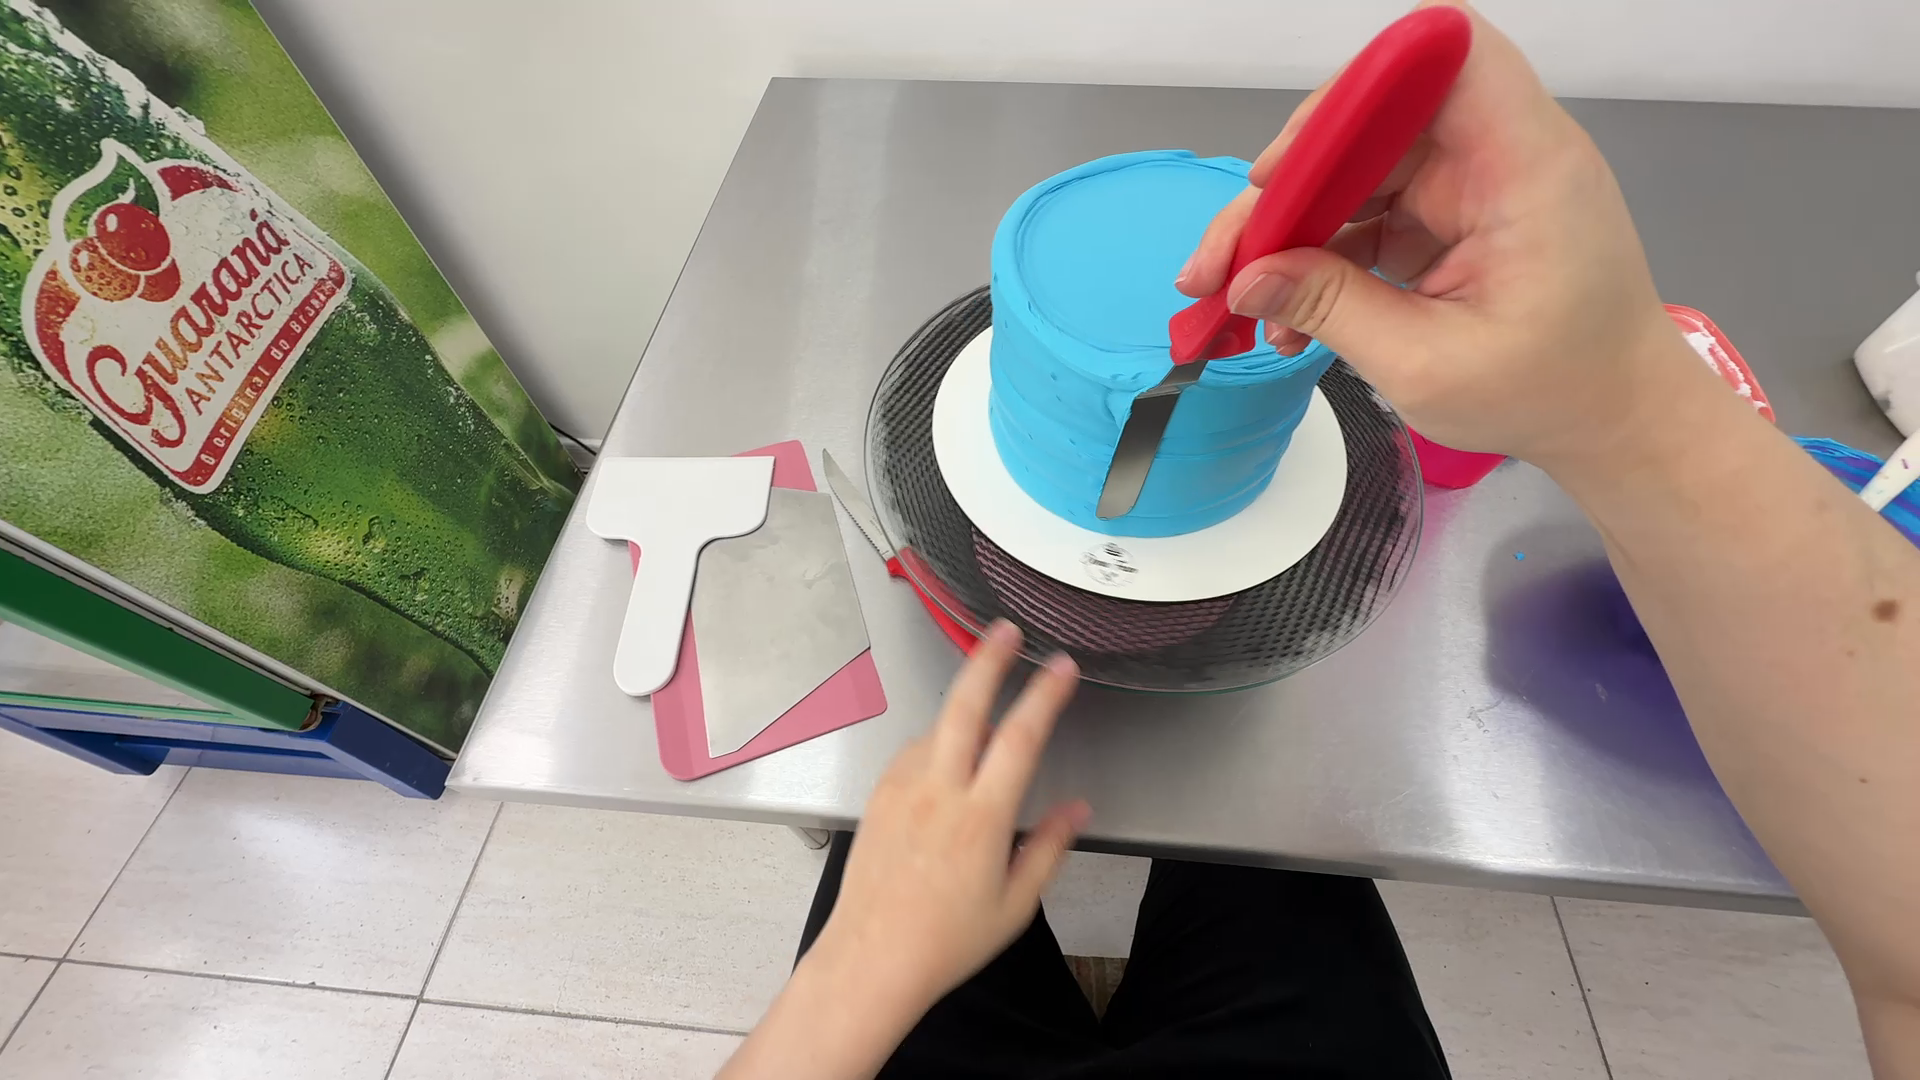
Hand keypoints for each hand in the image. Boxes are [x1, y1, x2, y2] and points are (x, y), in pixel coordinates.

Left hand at [721, 622, 1086, 1079]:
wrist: (871, 959)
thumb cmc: (947, 939)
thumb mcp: (1015, 904)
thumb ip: (1049, 847)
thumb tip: (1078, 809)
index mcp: (980, 817)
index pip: (1020, 738)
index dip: (1045, 696)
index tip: (1061, 666)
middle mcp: (939, 790)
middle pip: (965, 706)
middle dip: (988, 660)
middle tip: (1005, 631)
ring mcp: (903, 786)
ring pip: (940, 728)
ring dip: (966, 716)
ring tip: (987, 735)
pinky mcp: (880, 792)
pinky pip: (916, 751)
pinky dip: (939, 746)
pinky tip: (949, 770)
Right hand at [1178, 0, 1715, 472]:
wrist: (1604, 418)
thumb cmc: (1541, 393)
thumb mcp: (1422, 363)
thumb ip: (1331, 310)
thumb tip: (1243, 281)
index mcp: (1518, 168)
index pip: (1442, 61)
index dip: (1350, 94)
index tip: (1278, 171)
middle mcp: (1487, 161)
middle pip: (1363, 133)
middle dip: (1279, 196)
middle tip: (1213, 269)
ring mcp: (1459, 194)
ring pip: (1348, 182)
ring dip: (1283, 239)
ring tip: (1234, 304)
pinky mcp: (1438, 227)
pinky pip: (1357, 226)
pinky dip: (1313, 269)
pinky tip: (1283, 322)